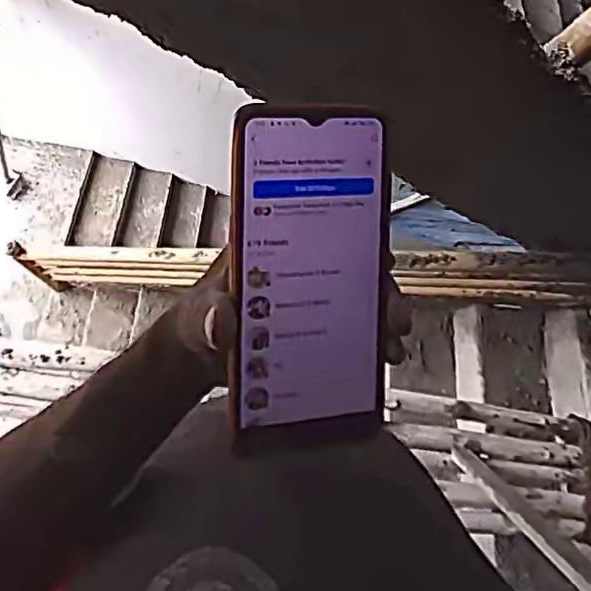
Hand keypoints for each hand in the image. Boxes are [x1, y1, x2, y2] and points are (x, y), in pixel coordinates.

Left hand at [164, 247, 413, 387]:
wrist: (197, 357)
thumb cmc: (197, 322)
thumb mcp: (199, 314)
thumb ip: (208, 316)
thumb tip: (221, 321)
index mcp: (273, 249)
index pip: (322, 232)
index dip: (356, 240)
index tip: (380, 255)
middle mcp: (298, 269)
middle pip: (351, 267)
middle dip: (379, 287)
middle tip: (393, 313)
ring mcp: (309, 299)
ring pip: (357, 298)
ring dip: (381, 316)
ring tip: (391, 343)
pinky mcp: (313, 328)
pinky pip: (350, 329)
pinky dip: (369, 341)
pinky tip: (380, 357)